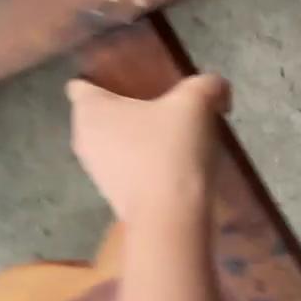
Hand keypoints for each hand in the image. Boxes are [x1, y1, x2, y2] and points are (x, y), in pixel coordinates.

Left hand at [67, 74, 230, 227]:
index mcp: (89, 108)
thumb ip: (206, 87)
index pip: (81, 85)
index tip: (135, 90)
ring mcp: (96, 173)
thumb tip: (218, 86)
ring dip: (135, 147)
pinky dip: (144, 173)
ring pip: (112, 149)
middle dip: (126, 117)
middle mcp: (83, 138)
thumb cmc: (172, 152)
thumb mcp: (195, 106)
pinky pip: (126, 176)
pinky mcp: (114, 200)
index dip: (106, 84)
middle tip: (163, 118)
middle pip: (100, 118)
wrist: (172, 217)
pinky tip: (173, 176)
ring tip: (172, 149)